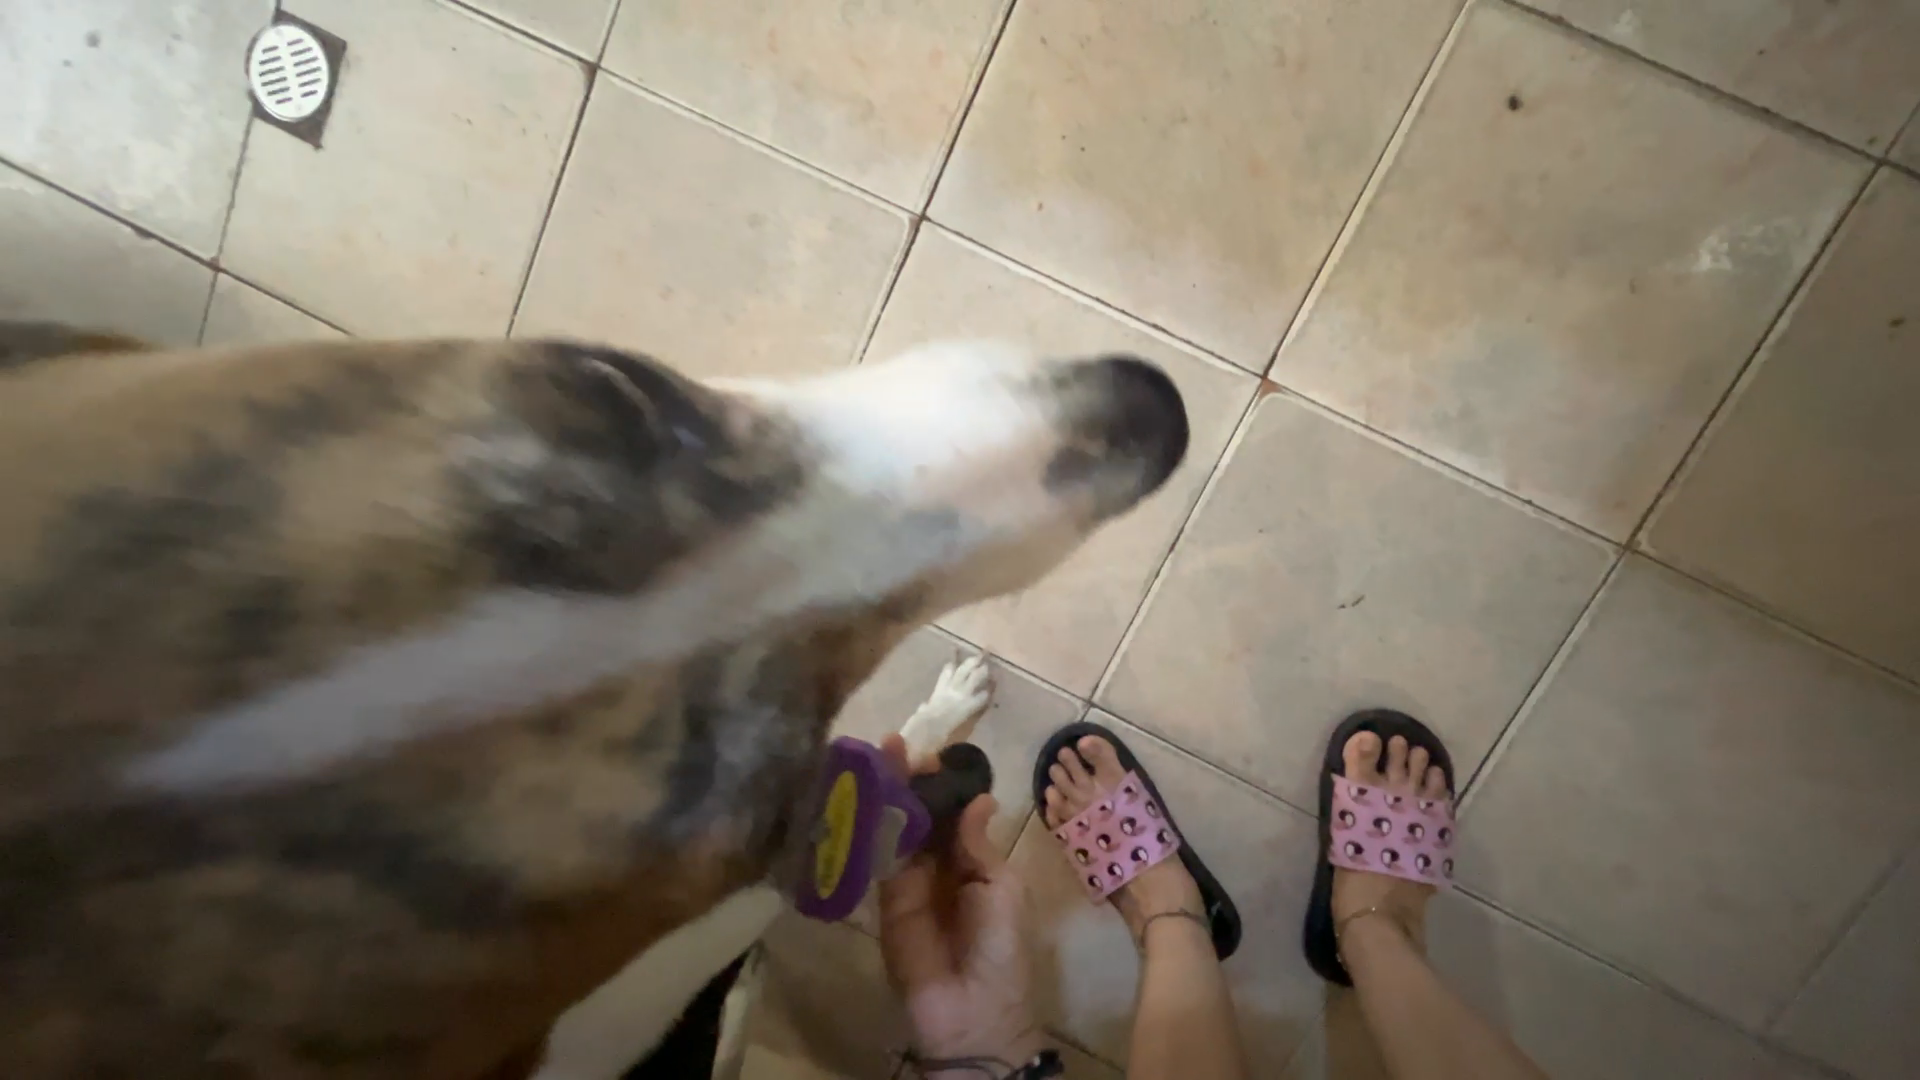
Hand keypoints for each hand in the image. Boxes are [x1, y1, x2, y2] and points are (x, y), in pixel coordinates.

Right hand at [875, 736, 1042, 1068]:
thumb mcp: (1000, 889)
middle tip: (896, 744)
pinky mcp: (885, 896)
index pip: (955, 810)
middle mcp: (939, 862)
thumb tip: (979, 797)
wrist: (972, 1011)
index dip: (944, 782)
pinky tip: (867, 793)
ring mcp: (909, 878)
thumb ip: (979, 844)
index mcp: (974, 857)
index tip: (934, 754)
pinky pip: (879, 855)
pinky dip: (872, 824)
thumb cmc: (1001, 946)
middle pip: (922, 812)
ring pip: (898, 826)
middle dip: (911, 778)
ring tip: (879, 754)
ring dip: (889, 792)